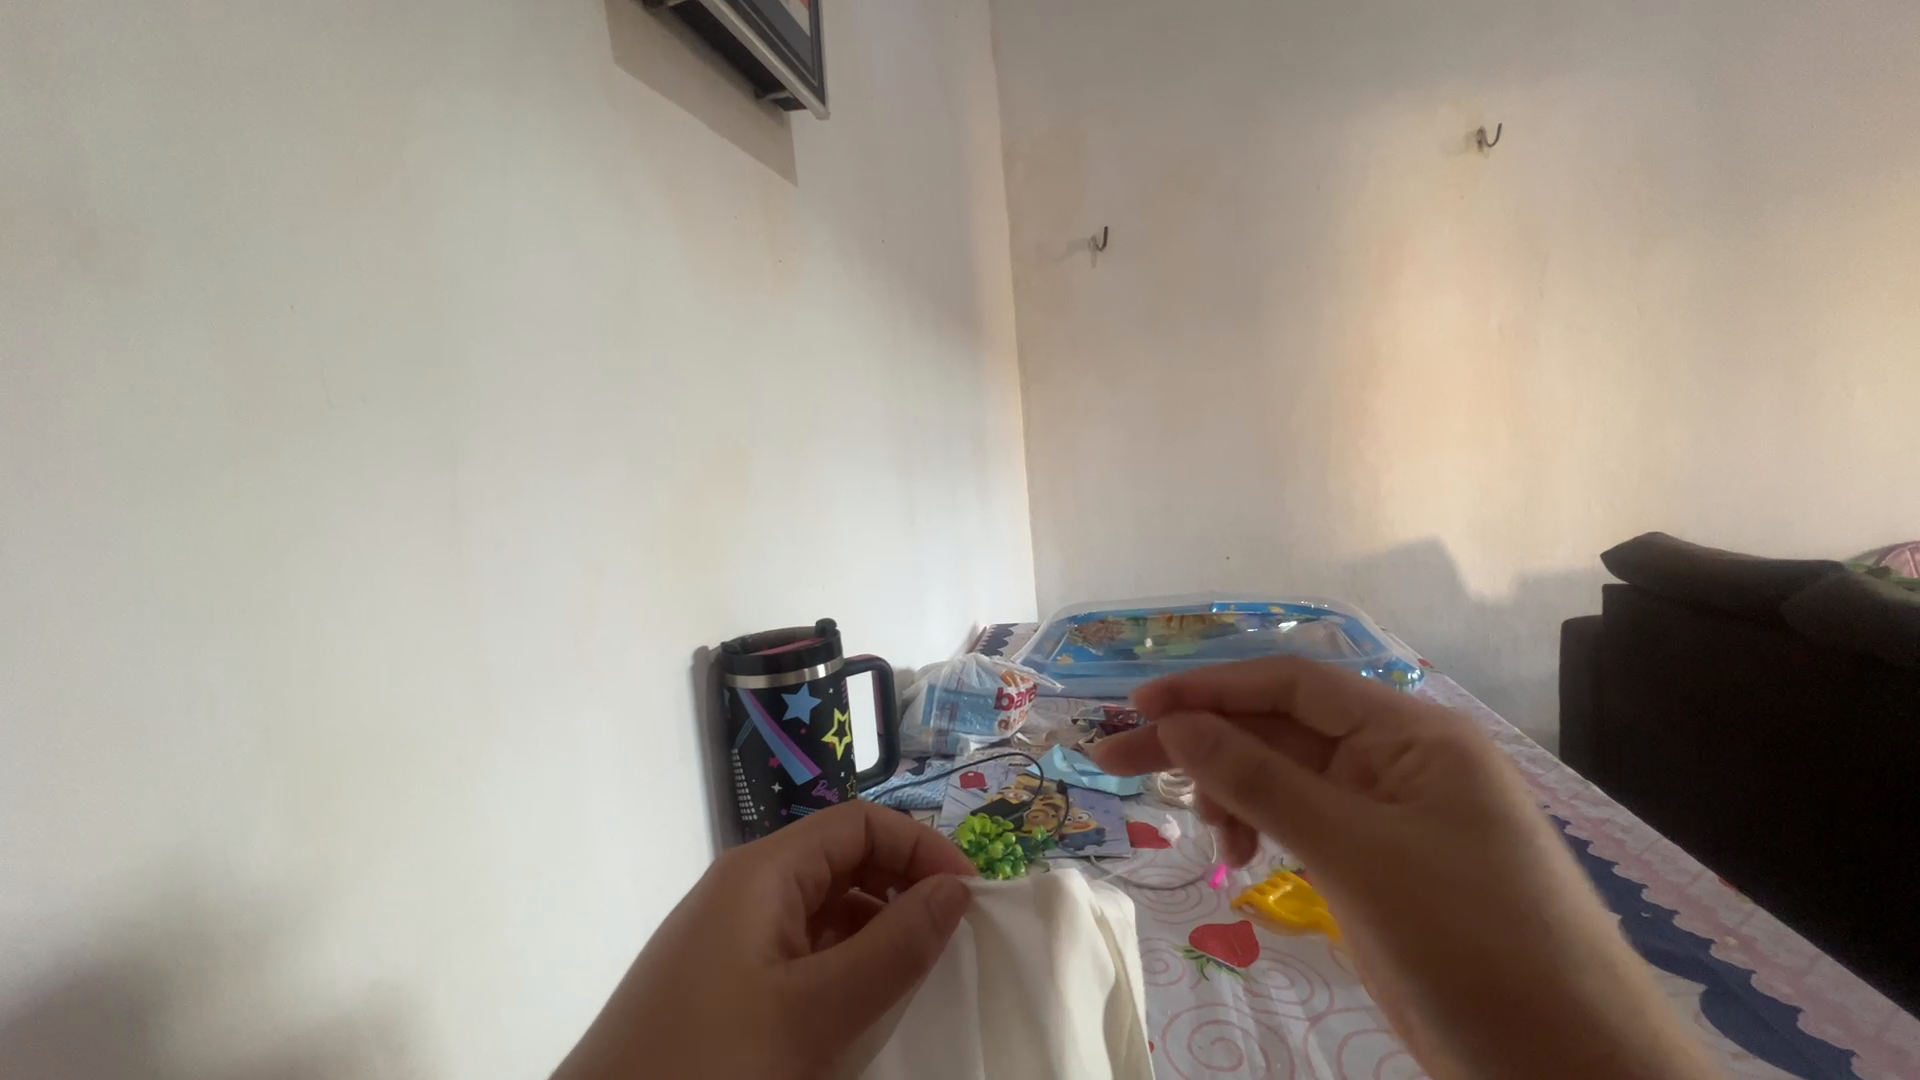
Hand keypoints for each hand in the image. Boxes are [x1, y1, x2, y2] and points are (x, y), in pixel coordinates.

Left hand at [553, 801, 974, 1079]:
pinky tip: (859, 1008)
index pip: (860, 824)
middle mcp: (745, 888)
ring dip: (875, 929)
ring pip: (822, 909)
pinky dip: (841, 966)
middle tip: (950, 938)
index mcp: (763, 872)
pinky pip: (798, 951)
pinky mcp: (721, 983)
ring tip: (914, 976)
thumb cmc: (715, 1065)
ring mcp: (729, 936)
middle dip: (902, 886)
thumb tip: (956, 887)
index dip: (920, 848)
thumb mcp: (816, 1012)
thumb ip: (894, 947)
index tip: (969, 897)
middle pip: (842, 859)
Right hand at [1090, 657, 1719, 1079]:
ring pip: (1282, 776)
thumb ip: (1260, 781)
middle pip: (1277, 729)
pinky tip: (1239, 854)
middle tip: (1117, 759)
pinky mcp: (1375, 862)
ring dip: (1231, 792)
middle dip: (1201, 742)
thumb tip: (1175, 725)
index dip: (1210, 689)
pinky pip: (1299, 820)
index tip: (1139, 707)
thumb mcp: (1356, 853)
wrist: (1573, 1076)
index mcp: (1409, 734)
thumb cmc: (1473, 943)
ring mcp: (1385, 813)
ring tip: (1210, 836)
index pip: (1291, 685)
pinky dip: (1259, 827)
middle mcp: (1395, 760)